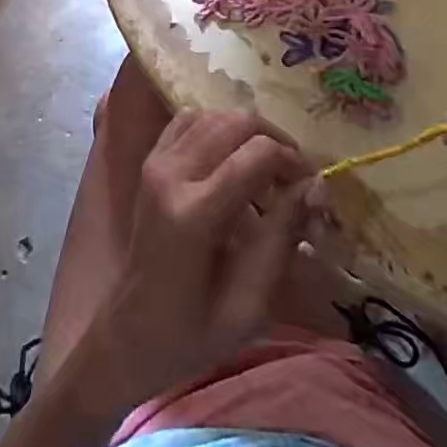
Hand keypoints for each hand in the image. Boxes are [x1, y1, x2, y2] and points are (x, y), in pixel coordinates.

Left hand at [81, 109, 315, 405]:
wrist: (131, 332)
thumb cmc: (194, 331)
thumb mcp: (251, 302)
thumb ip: (282, 236)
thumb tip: (315, 185)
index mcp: (194, 214)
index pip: (257, 154)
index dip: (293, 162)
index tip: (310, 188)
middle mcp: (171, 175)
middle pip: (237, 123)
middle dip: (276, 142)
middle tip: (293, 179)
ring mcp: (155, 163)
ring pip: (215, 114)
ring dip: (249, 134)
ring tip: (266, 170)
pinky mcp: (149, 162)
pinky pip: (189, 120)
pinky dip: (218, 128)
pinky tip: (232, 158)